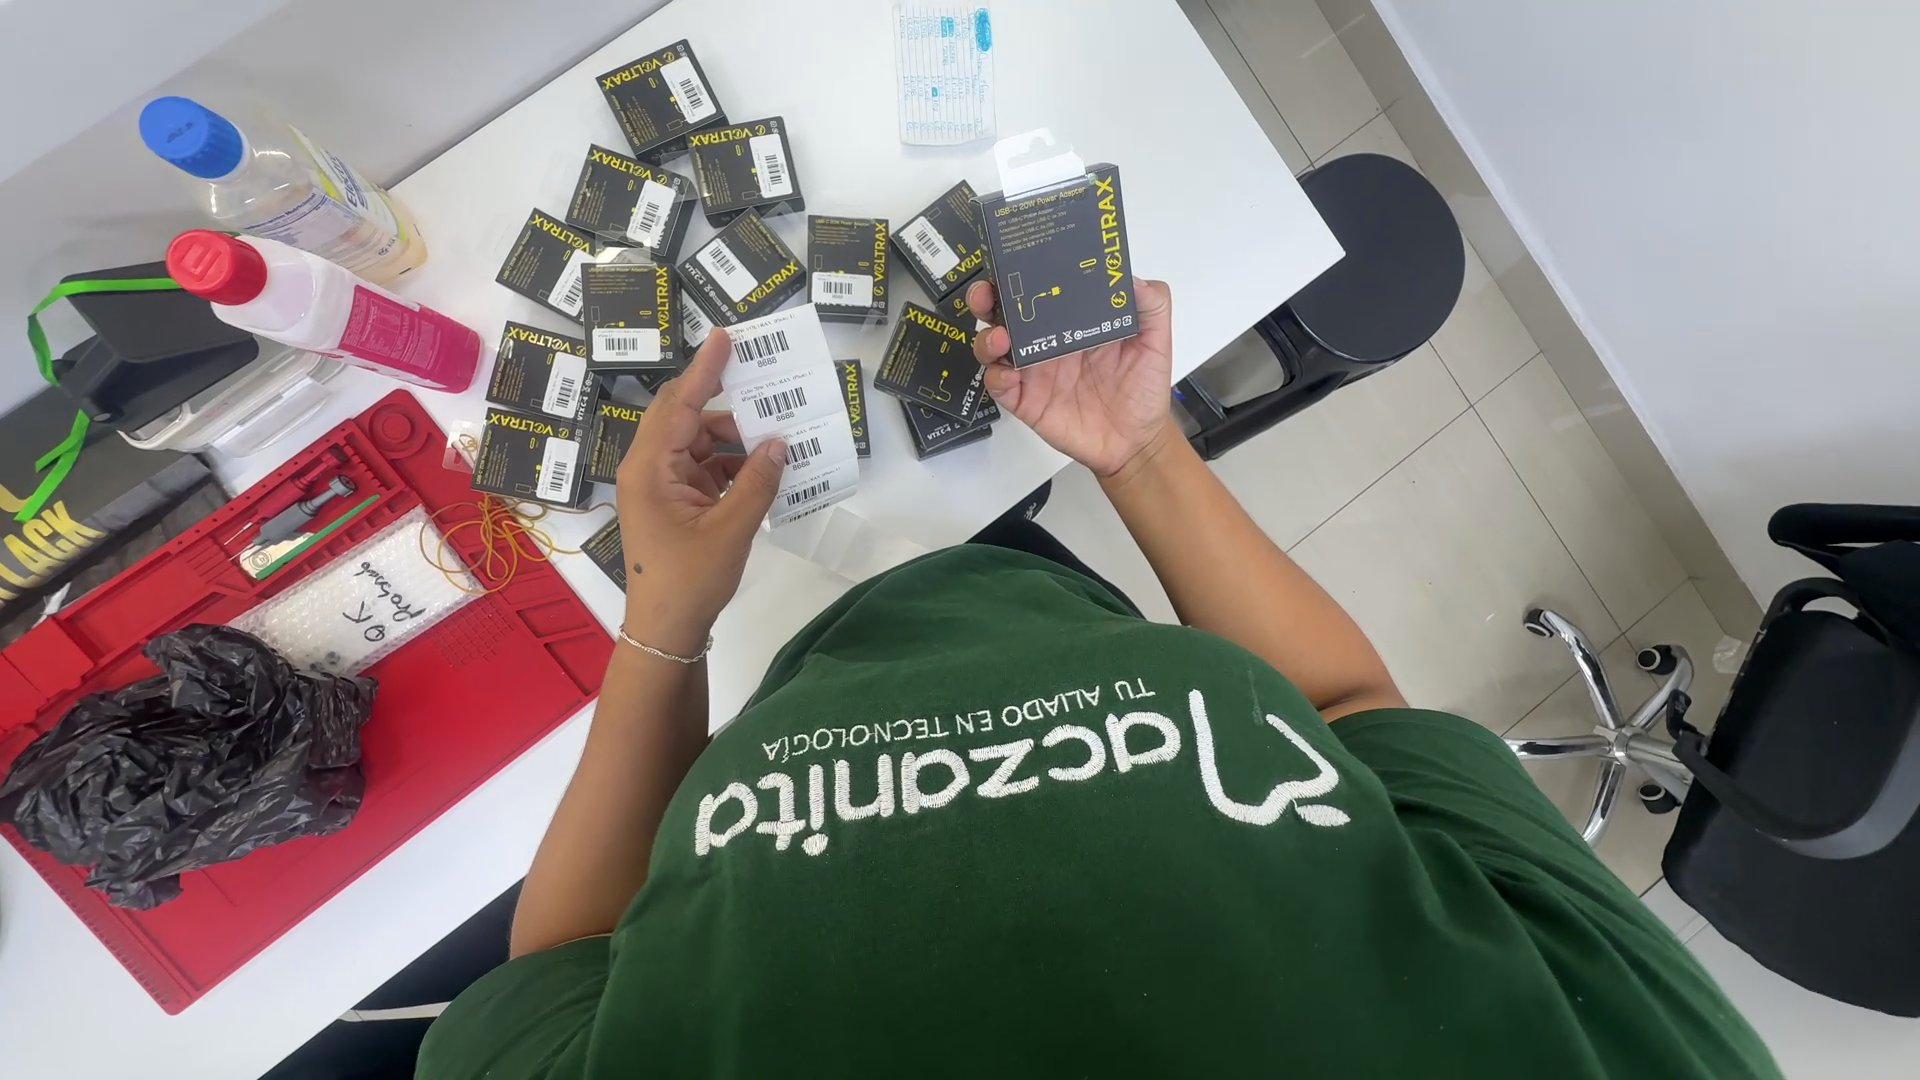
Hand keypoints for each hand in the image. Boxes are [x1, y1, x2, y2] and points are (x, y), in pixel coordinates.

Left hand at [615, 328, 785, 654]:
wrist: (668, 628)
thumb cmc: (690, 578)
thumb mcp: (732, 528)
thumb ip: (758, 481)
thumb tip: (780, 443)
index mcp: (650, 468)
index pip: (680, 405)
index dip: (705, 370)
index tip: (725, 337)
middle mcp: (650, 469)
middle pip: (688, 420)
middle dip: (728, 406)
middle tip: (765, 385)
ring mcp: (662, 487)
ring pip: (701, 445)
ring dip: (736, 442)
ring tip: (777, 438)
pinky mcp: (676, 503)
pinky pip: (706, 470)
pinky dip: (734, 468)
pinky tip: (765, 470)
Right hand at [969, 277, 1177, 479]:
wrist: (1136, 441)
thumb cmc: (1142, 390)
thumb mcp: (1155, 341)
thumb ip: (1151, 305)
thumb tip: (1128, 275)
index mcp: (1071, 321)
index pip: (1037, 289)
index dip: (1019, 273)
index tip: (1013, 259)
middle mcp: (1045, 342)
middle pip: (1004, 313)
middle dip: (987, 298)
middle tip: (987, 295)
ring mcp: (1033, 372)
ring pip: (993, 348)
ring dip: (988, 338)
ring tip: (1000, 339)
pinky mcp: (1026, 402)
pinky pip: (999, 387)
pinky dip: (996, 378)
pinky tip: (1007, 375)